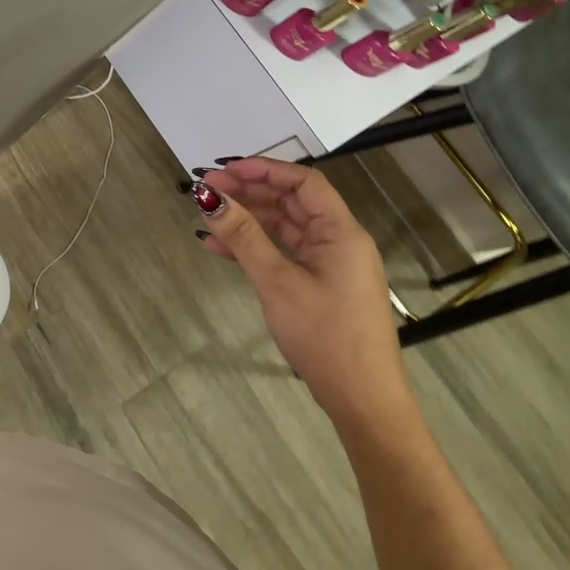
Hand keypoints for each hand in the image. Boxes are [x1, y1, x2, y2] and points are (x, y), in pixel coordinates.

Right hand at [195, 158, 412, 421]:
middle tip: (208, 189)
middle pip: (292, 202)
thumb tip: (209, 196)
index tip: (224, 170)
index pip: (303, 183)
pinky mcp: (321, 286)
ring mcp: (331, 265)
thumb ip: (242, 235)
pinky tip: (221, 249)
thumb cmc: (325, 335)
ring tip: (209, 214)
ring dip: (249, 218)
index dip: (264, 170)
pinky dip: (255, 246)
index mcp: (341, 233)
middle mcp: (339, 242)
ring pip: (286, 227)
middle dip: (250, 191)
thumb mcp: (277, 282)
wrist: (362, 399)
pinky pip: (285, 252)